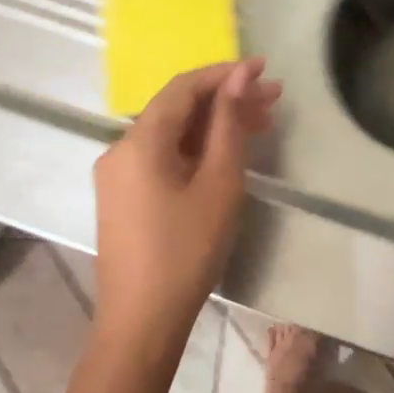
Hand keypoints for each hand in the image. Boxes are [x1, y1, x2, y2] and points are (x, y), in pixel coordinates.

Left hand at [92, 59, 280, 339]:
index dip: (225, 73)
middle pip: (178, 108)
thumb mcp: (219, 182)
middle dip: (226, 98)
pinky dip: (197, 147)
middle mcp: (121, 148)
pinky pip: (164, 155)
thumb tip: (239, 77)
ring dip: (215, 123)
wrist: (141, 324)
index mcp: (139, 141)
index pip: (184, 87)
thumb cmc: (187, 250)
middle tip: (274, 97)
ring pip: (173, 133)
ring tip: (263, 123)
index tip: (264, 68)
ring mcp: (119, 174)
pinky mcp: (125, 196)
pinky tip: (230, 152)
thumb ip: (228, 123)